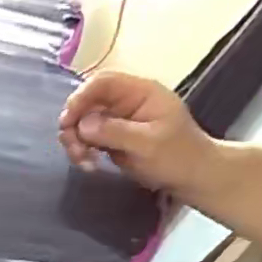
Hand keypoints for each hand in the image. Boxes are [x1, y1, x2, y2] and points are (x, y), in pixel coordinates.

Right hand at [58, 71, 219, 193]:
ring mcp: (119, 121)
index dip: (81, 98)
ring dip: (76, 141)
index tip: (68, 122)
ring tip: (84, 162)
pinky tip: (89, 165)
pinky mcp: (114, 140)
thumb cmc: (178, 157)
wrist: (193, 178)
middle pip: (89, 103)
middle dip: (75, 124)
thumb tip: (82, 125)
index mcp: (140, 92)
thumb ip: (115, 132)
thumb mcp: (148, 144)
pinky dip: (83, 151)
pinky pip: (90, 140)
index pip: (103, 83)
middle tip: (74, 150)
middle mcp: (126, 102)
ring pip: (85, 123)